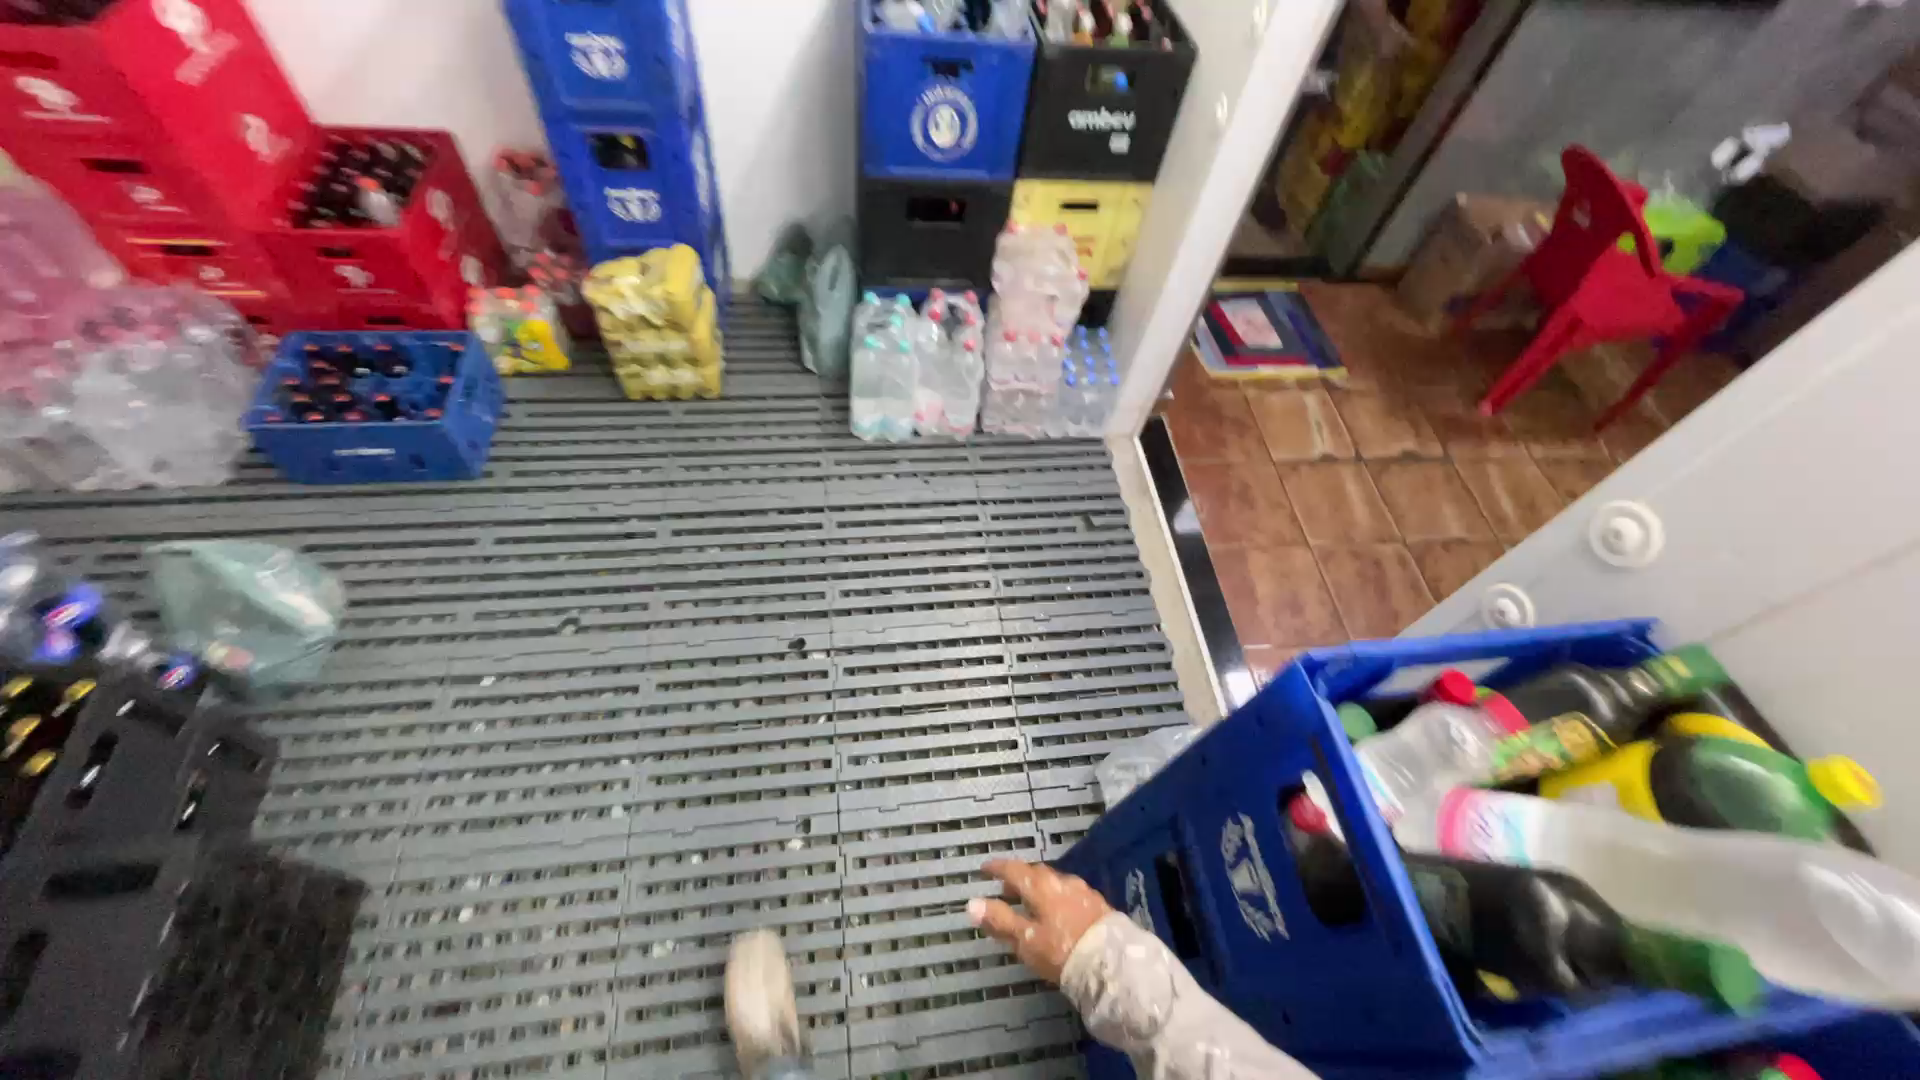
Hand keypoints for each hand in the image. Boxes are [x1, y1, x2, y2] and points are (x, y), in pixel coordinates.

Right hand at [968, 858, 1112, 984]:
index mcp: (1040, 885)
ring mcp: (1082, 891)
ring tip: (1030, 904)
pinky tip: (1056, 913)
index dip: (997, 868)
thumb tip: (972, 903)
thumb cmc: (1061, 951)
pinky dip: (1055, 898)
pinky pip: (1069, 894)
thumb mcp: (1025, 939)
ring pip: (1053, 883)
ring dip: (1038, 889)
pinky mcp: (1097, 905)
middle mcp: (1061, 881)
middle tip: (1005, 890)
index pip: (1013, 869)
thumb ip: (999, 920)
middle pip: (1035, 873)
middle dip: (1018, 878)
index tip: (985, 869)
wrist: (1111, 963)